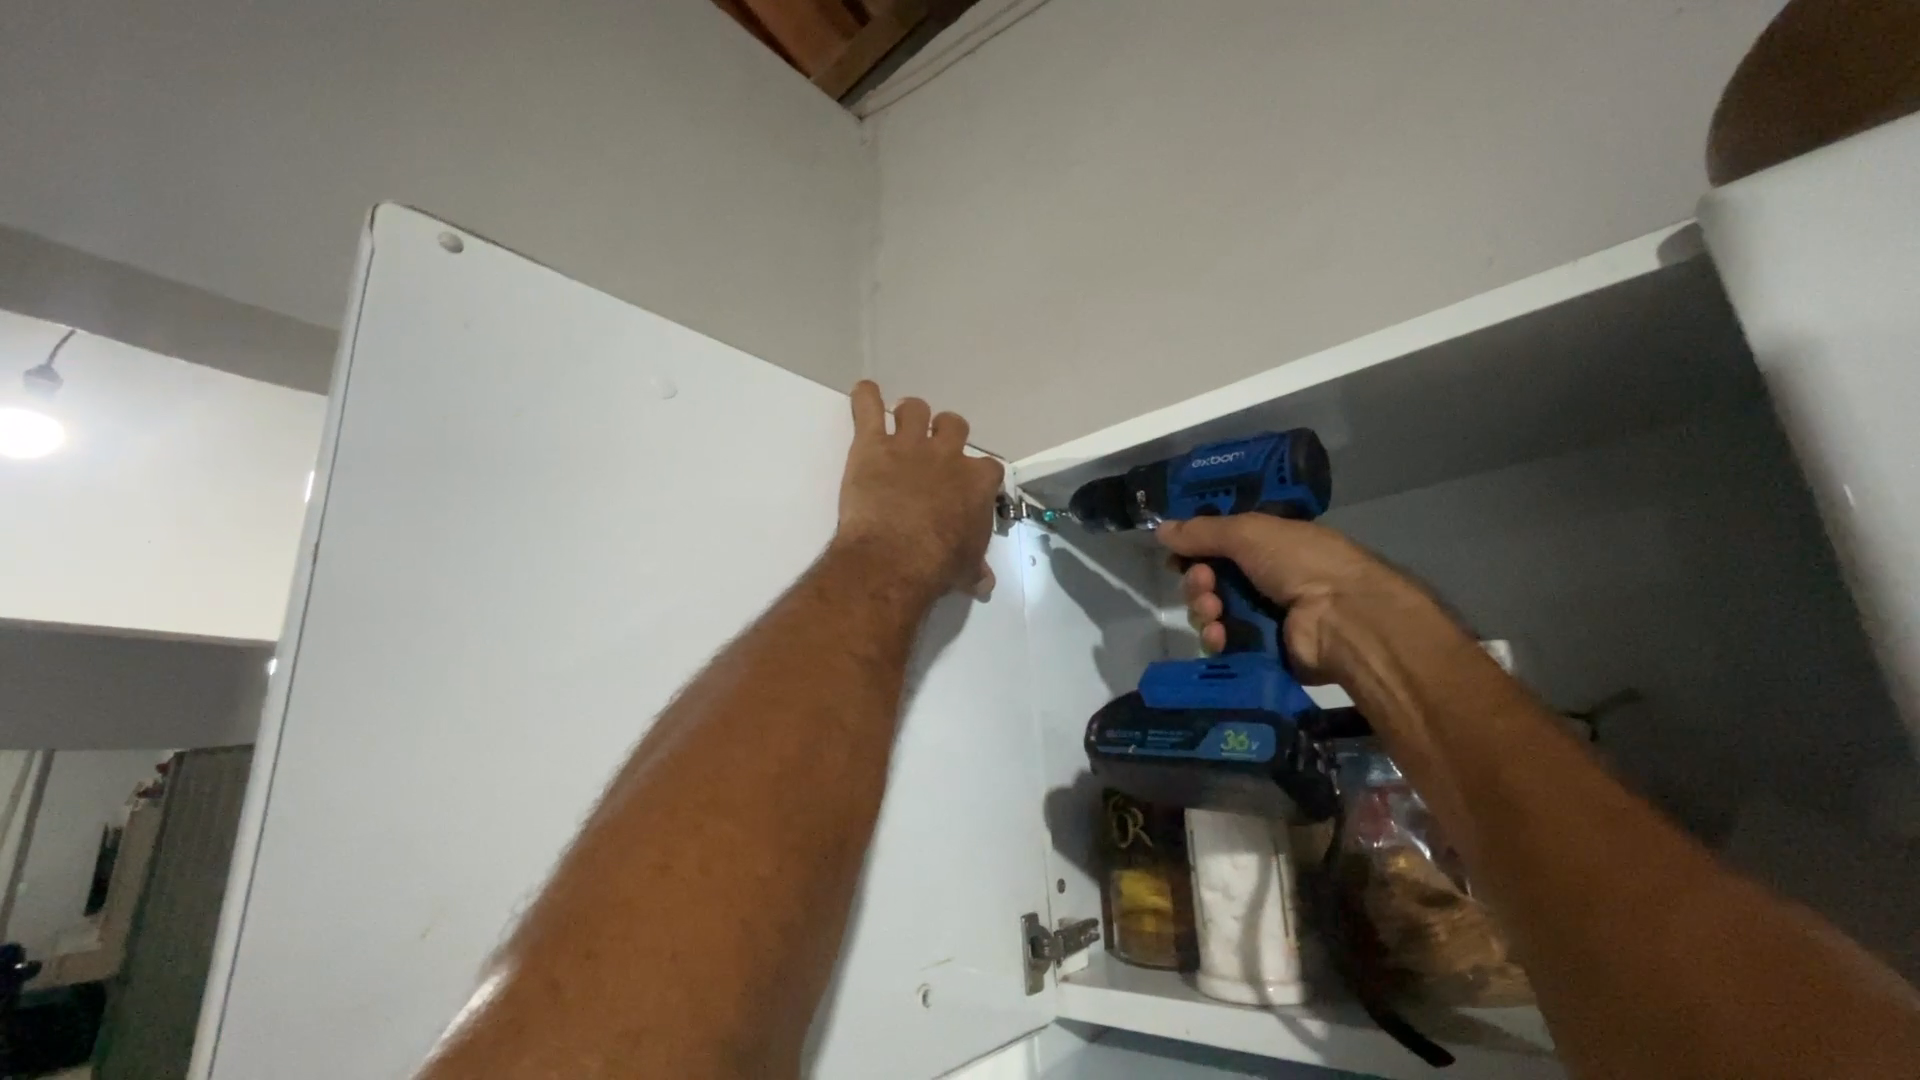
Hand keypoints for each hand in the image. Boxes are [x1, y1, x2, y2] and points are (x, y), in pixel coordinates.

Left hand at [834, 381, 1003, 597]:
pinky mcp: (872, 445)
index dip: (976, 476)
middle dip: (945, 433)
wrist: (897, 558)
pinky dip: (864, 397)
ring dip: (909, 414)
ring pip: (915, 409)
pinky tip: (864, 393)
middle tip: (932, 449)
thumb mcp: (966, 571)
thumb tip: (985, 582)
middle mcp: (947, 455)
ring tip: (899, 424)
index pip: (988, 467)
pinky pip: (867, 406)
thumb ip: (976, 569)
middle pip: (954, 425)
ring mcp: (909, 446)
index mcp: (977, 483)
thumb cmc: (938, 566)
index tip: (967, 487)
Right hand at [1156, 515, 1430, 682]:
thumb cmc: (1300, 562)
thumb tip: (1161, 529)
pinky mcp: (1260, 652)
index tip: (1176, 555)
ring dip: (1203, 610)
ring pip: (1211, 613)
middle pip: (1209, 581)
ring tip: (1214, 610)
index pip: (1218, 547)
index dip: (1194, 550)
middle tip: (1205, 583)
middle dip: (1197, 581)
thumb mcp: (1248, 531)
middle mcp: (1264, 580)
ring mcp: (1262, 618)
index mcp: (1268, 546)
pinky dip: (1216, 639)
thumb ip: (1202, 531)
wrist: (1342, 617)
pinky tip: (1220, 636)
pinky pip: (1223, 644)